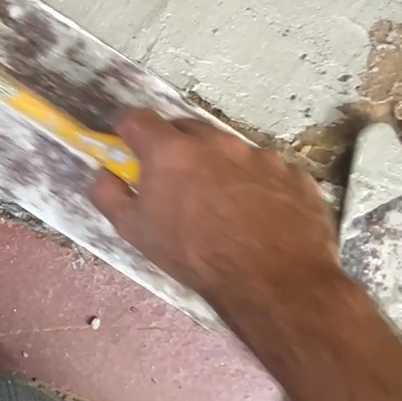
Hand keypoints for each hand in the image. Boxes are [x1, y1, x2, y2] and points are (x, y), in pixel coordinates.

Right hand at [91, 110, 345, 317]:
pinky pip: (263, 168)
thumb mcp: (131, 229)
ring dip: (215, 163)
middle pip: (184, 127)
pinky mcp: (295, 174)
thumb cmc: (193, 253)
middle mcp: (217, 143)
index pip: (138, 118)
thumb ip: (107, 193)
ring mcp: (261, 156)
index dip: (128, 132)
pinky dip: (252, 181)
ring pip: (226, 148)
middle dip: (173, 146)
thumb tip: (106, 173)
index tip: (129, 150)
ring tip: (219, 200)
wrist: (275, 282)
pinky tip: (254, 211)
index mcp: (171, 151)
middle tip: (173, 179)